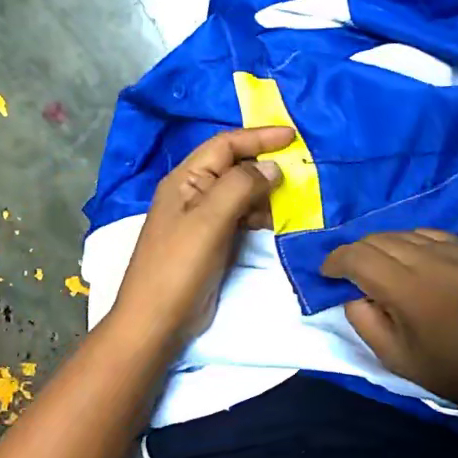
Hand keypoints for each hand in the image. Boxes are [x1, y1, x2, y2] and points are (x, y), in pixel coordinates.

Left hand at [103, 127, 292, 349]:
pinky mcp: (212, 242)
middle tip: (301, 171)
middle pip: (234, 167)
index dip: (258, 137)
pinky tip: (277, 223)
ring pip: (240, 193)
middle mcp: (193, 193)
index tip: (293, 137)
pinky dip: (260, 216)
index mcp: (185, 180)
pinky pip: (240, 218)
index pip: (224, 145)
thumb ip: (240, 186)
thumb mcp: (209, 220)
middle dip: (265, 165)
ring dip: (265, 193)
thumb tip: (272, 167)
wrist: (156, 320)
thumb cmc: (178, 265)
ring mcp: (202, 219)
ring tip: (294, 199)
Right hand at [322, 228, 457, 418]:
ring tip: (382, 268)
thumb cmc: (453, 371)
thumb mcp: (394, 357)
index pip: (359, 257)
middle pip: (377, 239)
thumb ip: (363, 319)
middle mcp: (432, 262)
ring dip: (383, 247)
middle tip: (351, 273)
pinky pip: (430, 235)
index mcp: (410, 292)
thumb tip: (352, 292)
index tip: (328, 273)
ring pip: (403, 233)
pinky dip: (412, 245)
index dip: (336, 261)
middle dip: (356, 253)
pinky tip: (414, 263)